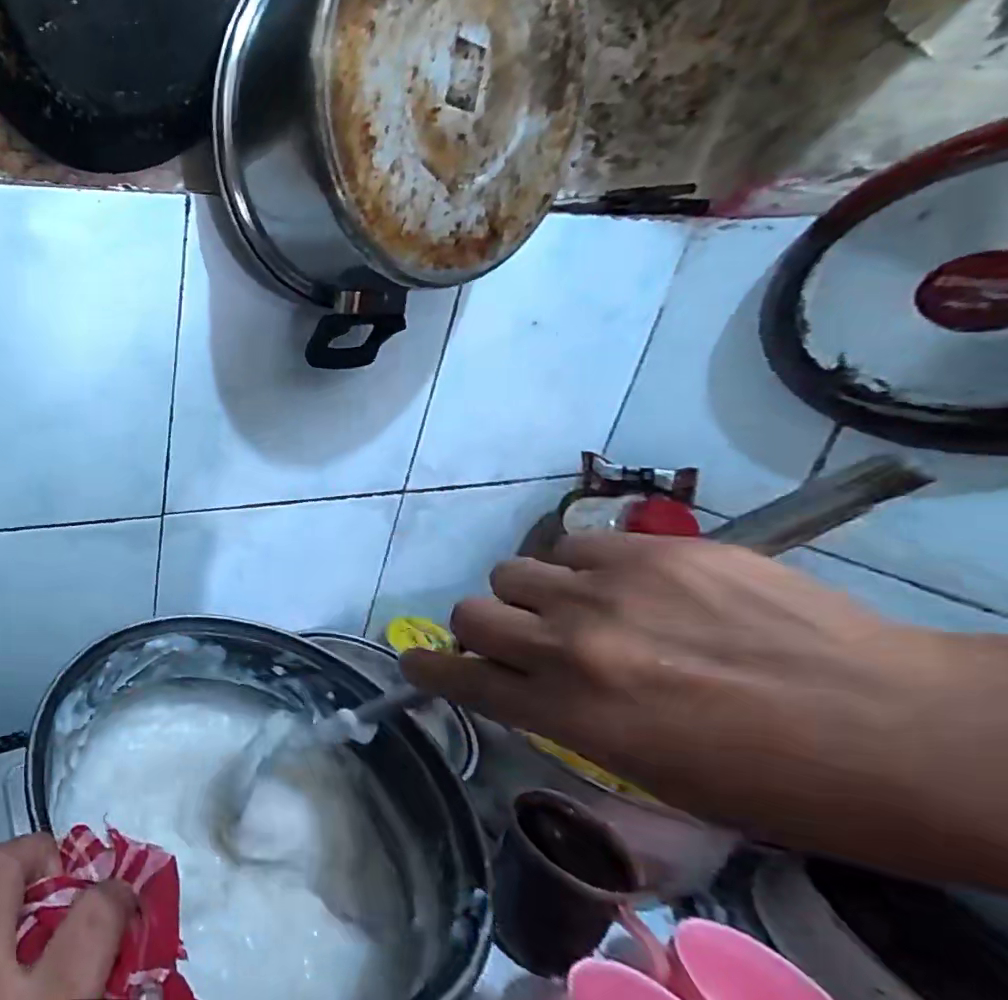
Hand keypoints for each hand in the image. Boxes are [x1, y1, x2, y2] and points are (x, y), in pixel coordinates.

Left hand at [0, 834, 136, 999]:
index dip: (116, 896)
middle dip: (37, 850)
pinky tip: (17, 956)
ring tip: (48, 913)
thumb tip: (125, 947)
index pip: (89, 920)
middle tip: (69, 872)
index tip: (126, 895)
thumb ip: (109, 985)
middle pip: (0, 867)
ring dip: (16, 888)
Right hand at [401, 531, 1007, 886]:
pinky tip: (627, 585)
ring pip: (513, 570)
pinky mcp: (655, 551)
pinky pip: (575, 545)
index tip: (420, 662)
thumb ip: (566, 718)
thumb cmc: (779, 784)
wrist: (910, 732)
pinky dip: (581, 567)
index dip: (429, 668)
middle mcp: (573, 645)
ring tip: (580, 607)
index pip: (461, 676)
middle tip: (525, 639)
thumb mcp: (648, 772)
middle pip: (471, 611)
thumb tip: (525, 683)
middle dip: (485, 628)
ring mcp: (611, 590)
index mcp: (572, 714)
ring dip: (533, 594)